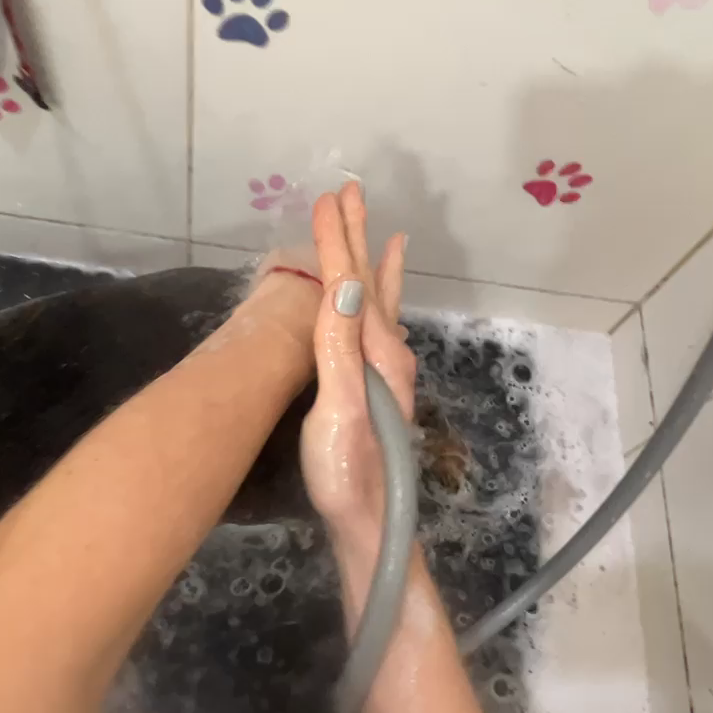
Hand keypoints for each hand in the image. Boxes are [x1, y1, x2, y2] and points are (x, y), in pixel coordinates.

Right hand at [300, 183, 413, 562]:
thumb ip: (340, 349)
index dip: (337, 242)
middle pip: (369, 286)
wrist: (368, 519)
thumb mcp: (339, 409)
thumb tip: (341, 288)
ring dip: (372, 266)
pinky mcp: (376, 390)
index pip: (351, 285)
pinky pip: (378, 330)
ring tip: (384, 234)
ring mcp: (385, 373)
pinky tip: (383, 306)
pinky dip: (381, 306)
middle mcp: (387, 356)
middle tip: (350, 193)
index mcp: (376, 354)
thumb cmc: (347, 471)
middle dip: (357, 240)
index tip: (326, 199)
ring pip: (377, 304)